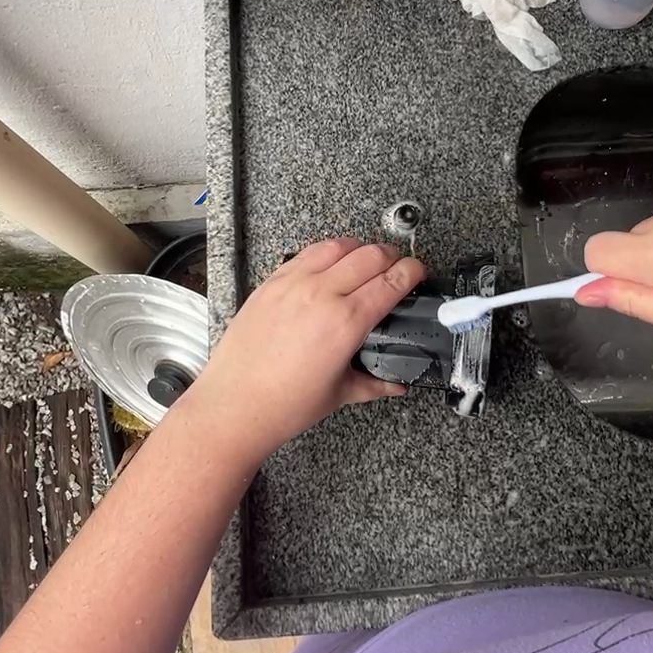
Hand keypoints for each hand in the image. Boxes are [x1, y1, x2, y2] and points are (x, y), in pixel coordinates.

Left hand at [172, 238, 426, 464]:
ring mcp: (293, 284)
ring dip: (360, 248)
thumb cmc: (282, 405)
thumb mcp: (340, 395)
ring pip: (338, 245)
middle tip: (398, 268)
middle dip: (392, 257)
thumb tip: (397, 382)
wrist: (234, 406)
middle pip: (370, 255)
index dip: (412, 271)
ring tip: (367, 260)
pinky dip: (327, 251)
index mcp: (345, 322)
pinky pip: (306, 253)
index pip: (391, 281)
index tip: (418, 272)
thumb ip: (376, 383)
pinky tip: (331, 262)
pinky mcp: (271, 283)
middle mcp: (321, 295)